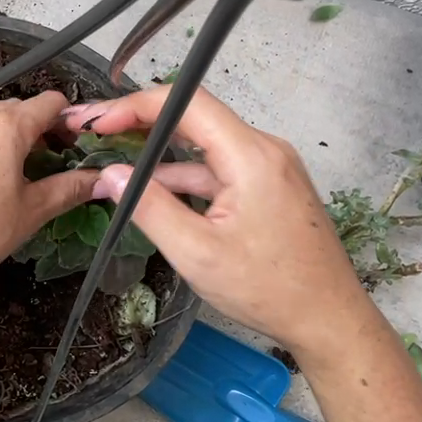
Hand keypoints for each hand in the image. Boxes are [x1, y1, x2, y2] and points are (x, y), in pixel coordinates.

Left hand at [0, 91, 98, 313]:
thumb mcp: (32, 211)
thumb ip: (71, 189)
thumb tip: (105, 179)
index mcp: (6, 126)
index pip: (49, 102)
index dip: (69, 119)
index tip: (74, 145)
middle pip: (15, 110)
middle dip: (36, 130)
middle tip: (46, 163)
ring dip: (3, 140)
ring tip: (9, 176)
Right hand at [63, 86, 377, 359]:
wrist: (328, 319)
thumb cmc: (268, 289)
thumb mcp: (196, 252)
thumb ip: (149, 208)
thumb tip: (111, 175)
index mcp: (250, 156)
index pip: (186, 102)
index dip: (135, 105)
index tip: (97, 121)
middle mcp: (264, 150)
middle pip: (193, 117)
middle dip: (139, 122)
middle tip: (94, 131)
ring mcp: (268, 168)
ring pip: (202, 146)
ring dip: (157, 154)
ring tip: (113, 163)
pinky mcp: (267, 187)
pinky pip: (216, 169)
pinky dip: (182, 176)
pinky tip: (151, 191)